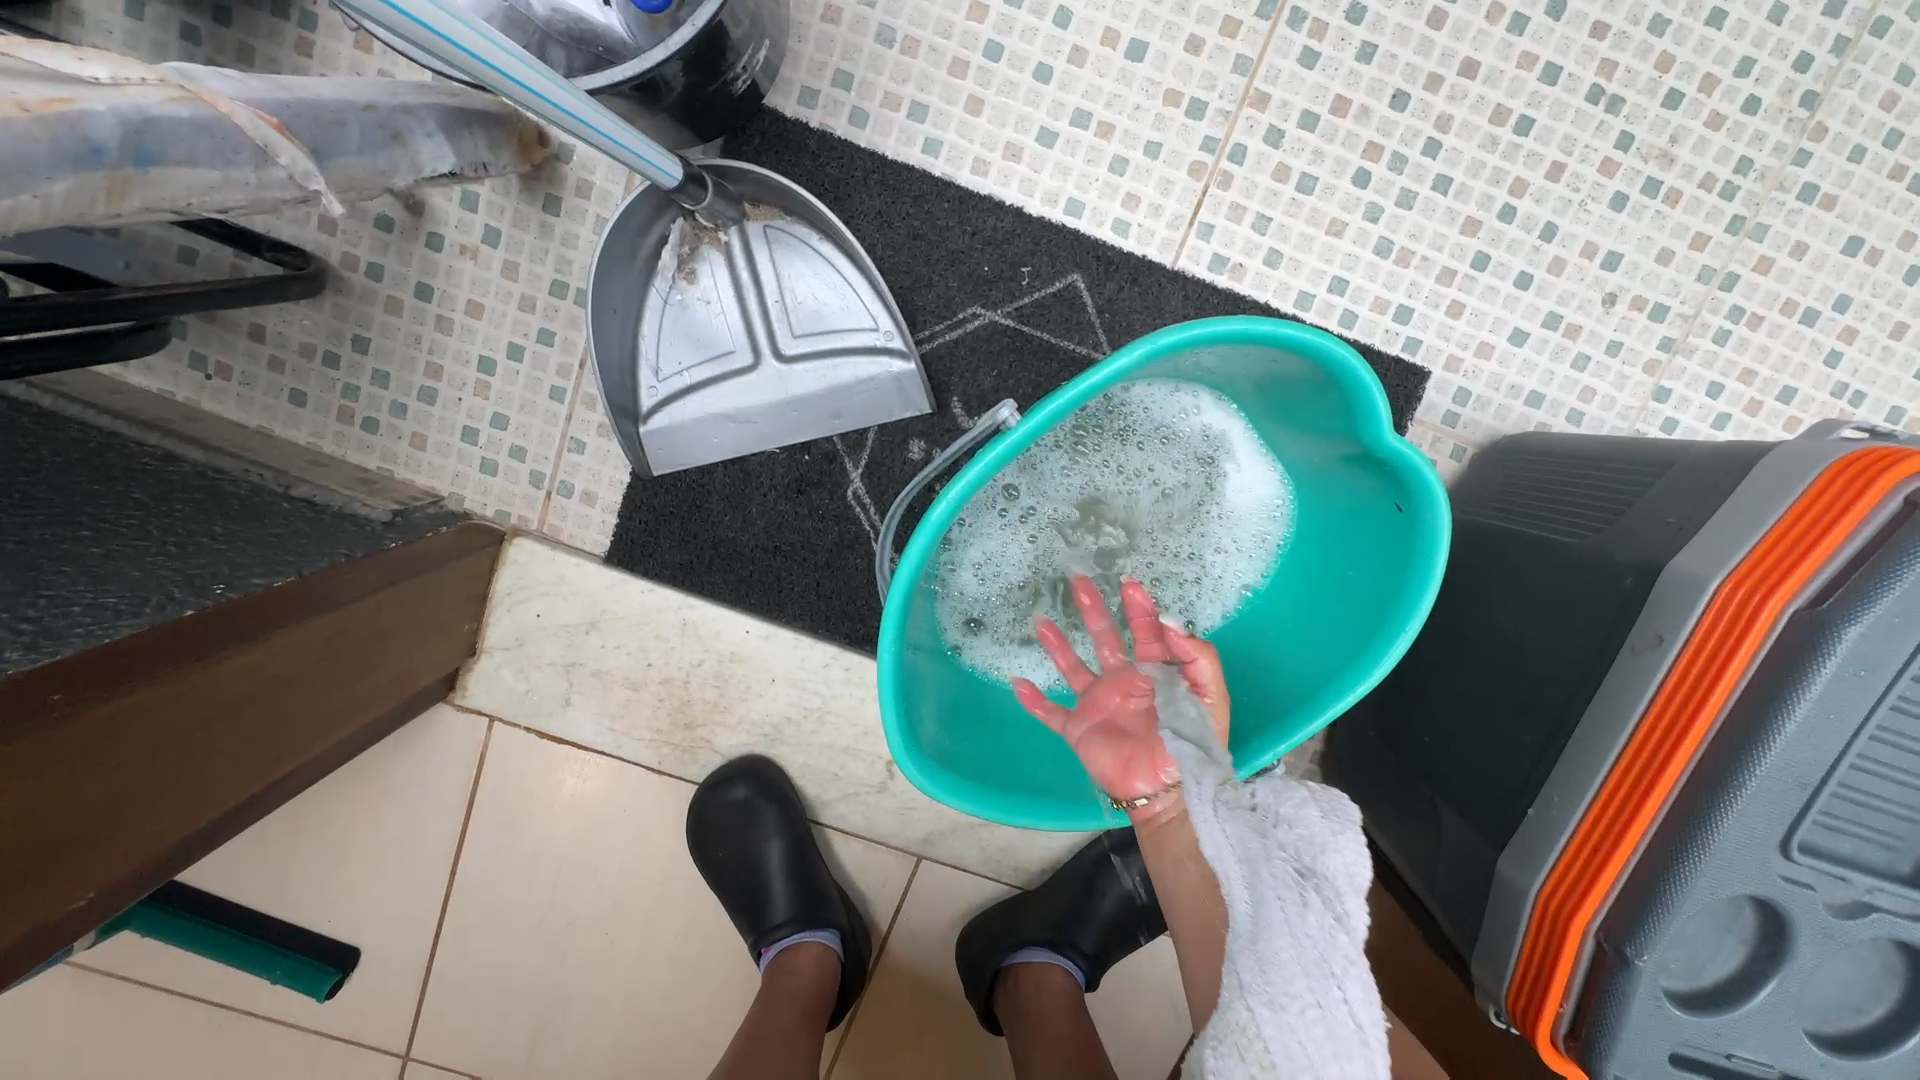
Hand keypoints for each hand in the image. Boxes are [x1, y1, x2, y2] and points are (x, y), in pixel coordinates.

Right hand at [1011, 576, 1230, 823]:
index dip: (1139, 607)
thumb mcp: (1209, 695)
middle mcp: (1124, 682)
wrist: (1169, 792)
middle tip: (1079, 580)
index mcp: (1155, 672)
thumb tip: (1168, 620)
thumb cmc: (1192, 743)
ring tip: (1041, 619)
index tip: (1129, 583)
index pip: (1145, 632)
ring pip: (1073, 667)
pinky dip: (1033, 700)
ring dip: (1058, 645)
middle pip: (1105, 638)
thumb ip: (1196, 656)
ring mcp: (1099, 704)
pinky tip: (1017, 682)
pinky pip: (1051, 712)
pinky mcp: (1079, 729)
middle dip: (1094, 609)